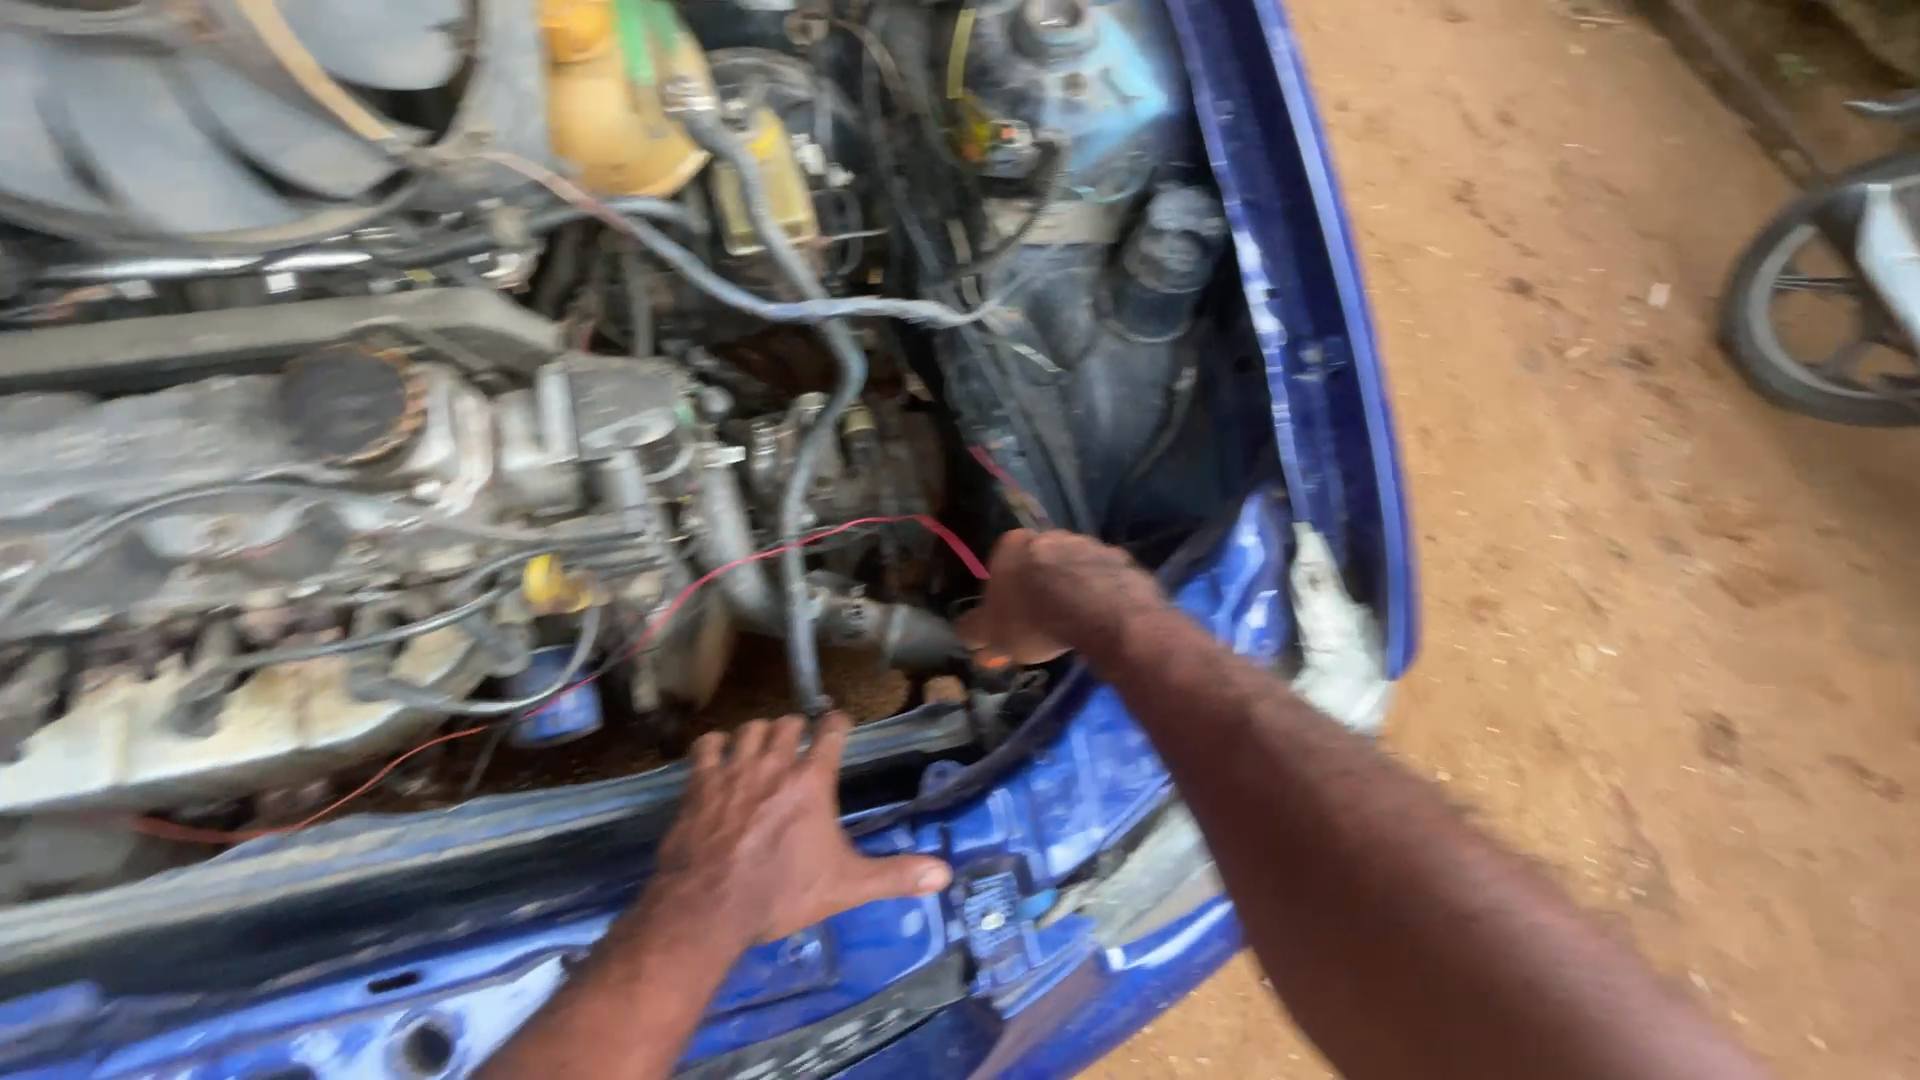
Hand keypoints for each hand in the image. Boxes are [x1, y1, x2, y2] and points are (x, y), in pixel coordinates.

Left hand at [644, 713, 951, 948]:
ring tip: (761, 748)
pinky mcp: (700, 783)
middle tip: (798, 746)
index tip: (839, 724)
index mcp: (812, 781)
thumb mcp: (845, 886)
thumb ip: (894, 876)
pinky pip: (707, 744)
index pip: (831, 730)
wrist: (708, 910)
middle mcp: (774, 763)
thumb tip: (944, 875)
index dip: (838, 723)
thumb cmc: (781, 894)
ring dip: (758, 735)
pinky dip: (715, 745)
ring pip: (750, 728)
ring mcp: (734, 769)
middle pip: (788, 722)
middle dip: (796, 730)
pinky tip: (718, 757)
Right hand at [957, 529, 1168, 665]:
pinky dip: (1103, 595)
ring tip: (1076, 625)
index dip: (1005, 594)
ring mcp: (1089, 543)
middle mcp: (1050, 534)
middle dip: (1040, 588)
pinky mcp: (1121, 559)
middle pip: (1039, 564)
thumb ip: (973, 630)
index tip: (1012, 619)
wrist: (1104, 616)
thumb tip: (966, 633)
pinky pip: (1106, 578)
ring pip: (1074, 568)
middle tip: (1043, 623)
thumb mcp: (992, 634)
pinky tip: (1102, 620)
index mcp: (1013, 544)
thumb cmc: (1036, 620)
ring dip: (1073, 589)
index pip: (1001, 566)